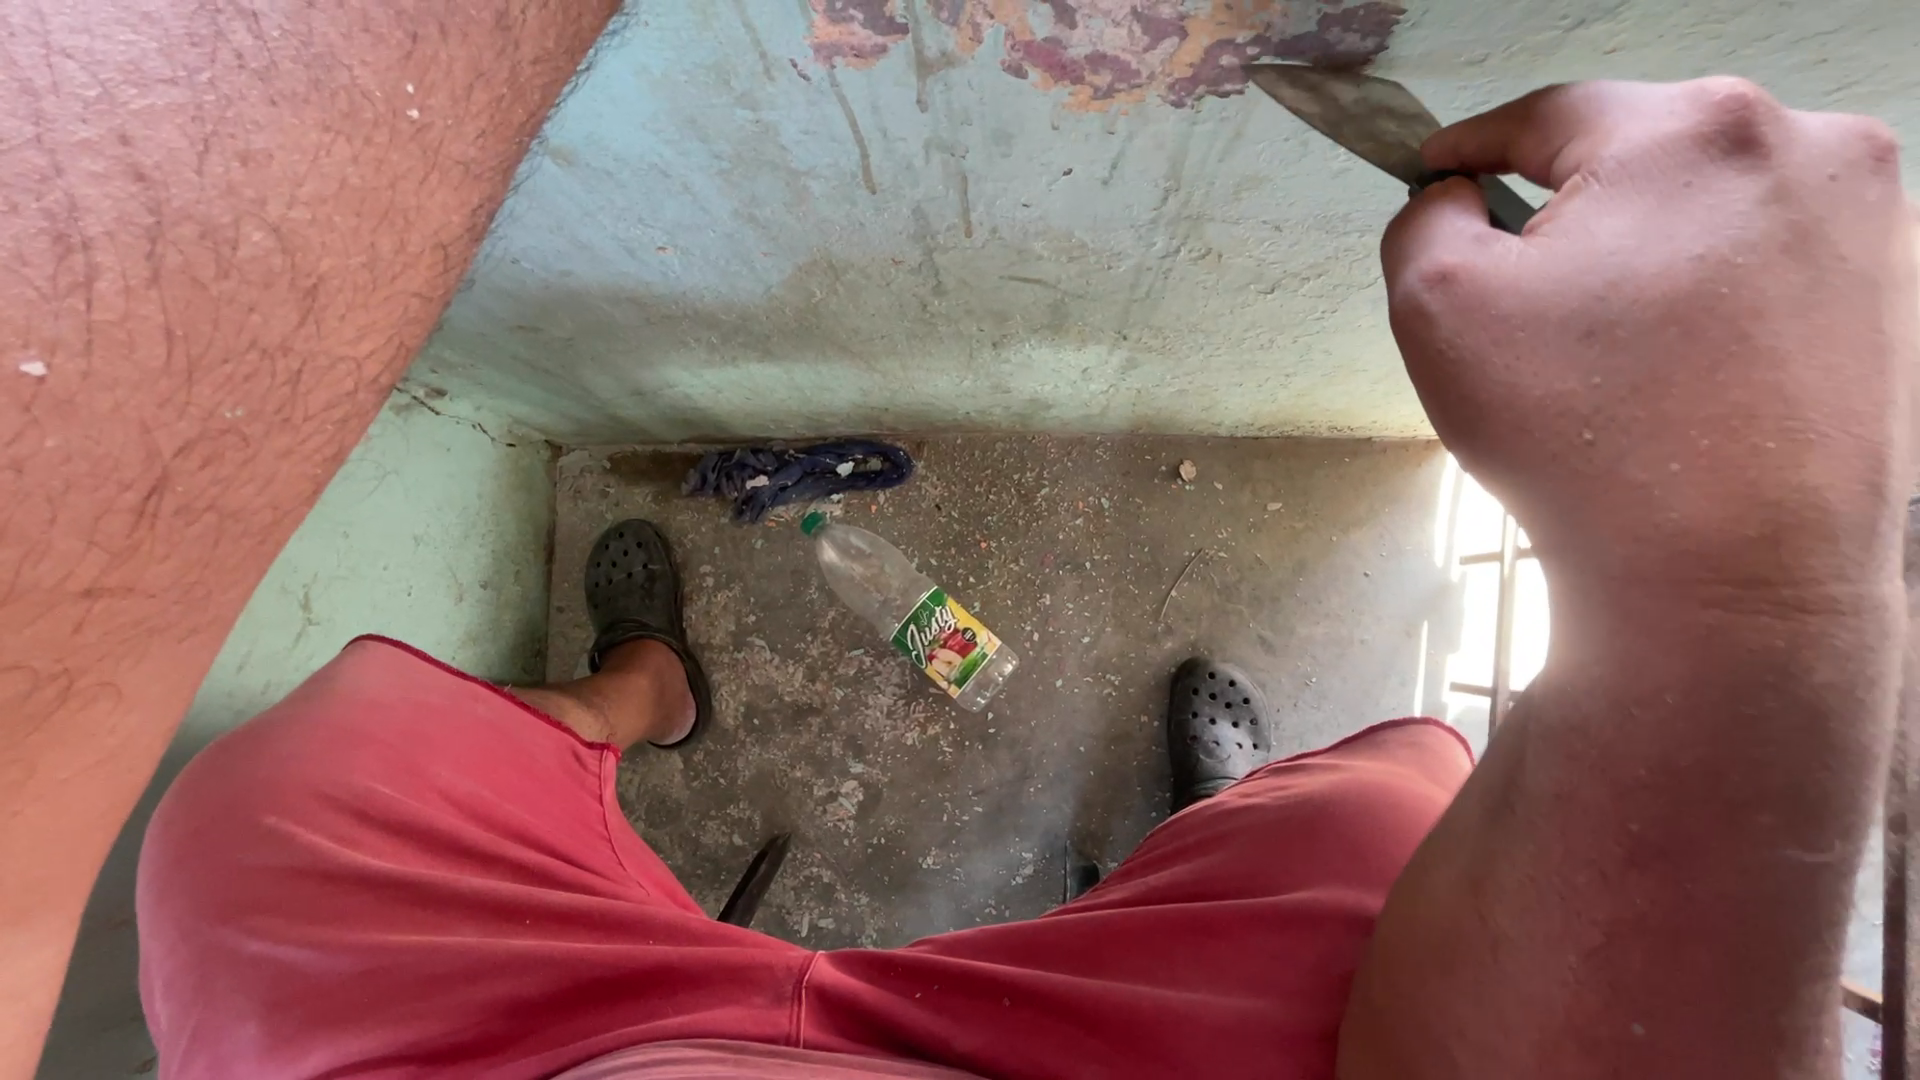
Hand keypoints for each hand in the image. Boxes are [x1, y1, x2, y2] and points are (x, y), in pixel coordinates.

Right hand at [1383, 79, 1916, 612]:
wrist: (1724, 563)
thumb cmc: (1569, 423)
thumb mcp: (1434, 305)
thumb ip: (1419, 222)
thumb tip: (1448, 198)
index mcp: (1685, 131)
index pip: (1545, 113)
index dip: (1467, 145)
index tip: (1429, 175)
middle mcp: (1804, 145)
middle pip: (1626, 157)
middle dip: (1551, 213)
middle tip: (1501, 297)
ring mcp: (1868, 220)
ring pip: (1690, 210)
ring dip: (1621, 254)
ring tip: (1582, 349)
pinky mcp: (1886, 294)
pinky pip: (1749, 262)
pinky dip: (1684, 294)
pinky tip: (1654, 369)